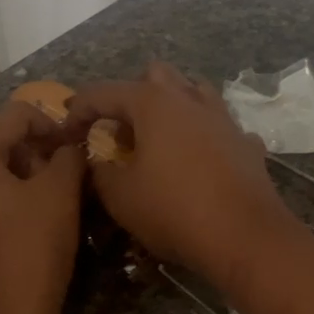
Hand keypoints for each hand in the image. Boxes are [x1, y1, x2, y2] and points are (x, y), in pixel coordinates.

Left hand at [0, 102, 87, 313]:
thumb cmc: (33, 248)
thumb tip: (72, 144)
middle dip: (37, 146)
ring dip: (26, 170)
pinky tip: (36, 213)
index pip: (16, 114)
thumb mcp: (60, 192)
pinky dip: (10, 192)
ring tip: (57, 188)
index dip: (51, 122)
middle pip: (0, 139)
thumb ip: (69, 156)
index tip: (77, 142)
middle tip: (69, 164)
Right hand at [66, 63, 298, 292]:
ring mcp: (222, 117)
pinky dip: (205, 137)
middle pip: (154, 76)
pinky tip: (201, 160)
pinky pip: (219, 127)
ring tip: (159, 138)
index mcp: (152, 102)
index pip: (104, 92)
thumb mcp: (120, 197)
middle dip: (131, 95)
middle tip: (119, 130)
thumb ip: (100, 171)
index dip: (79, 109)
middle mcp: (188, 98)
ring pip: (192, 91)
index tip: (67, 131)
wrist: (247, 237)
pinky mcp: (245, 142)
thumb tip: (96, 159)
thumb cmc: (175, 210)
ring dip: (172, 106)